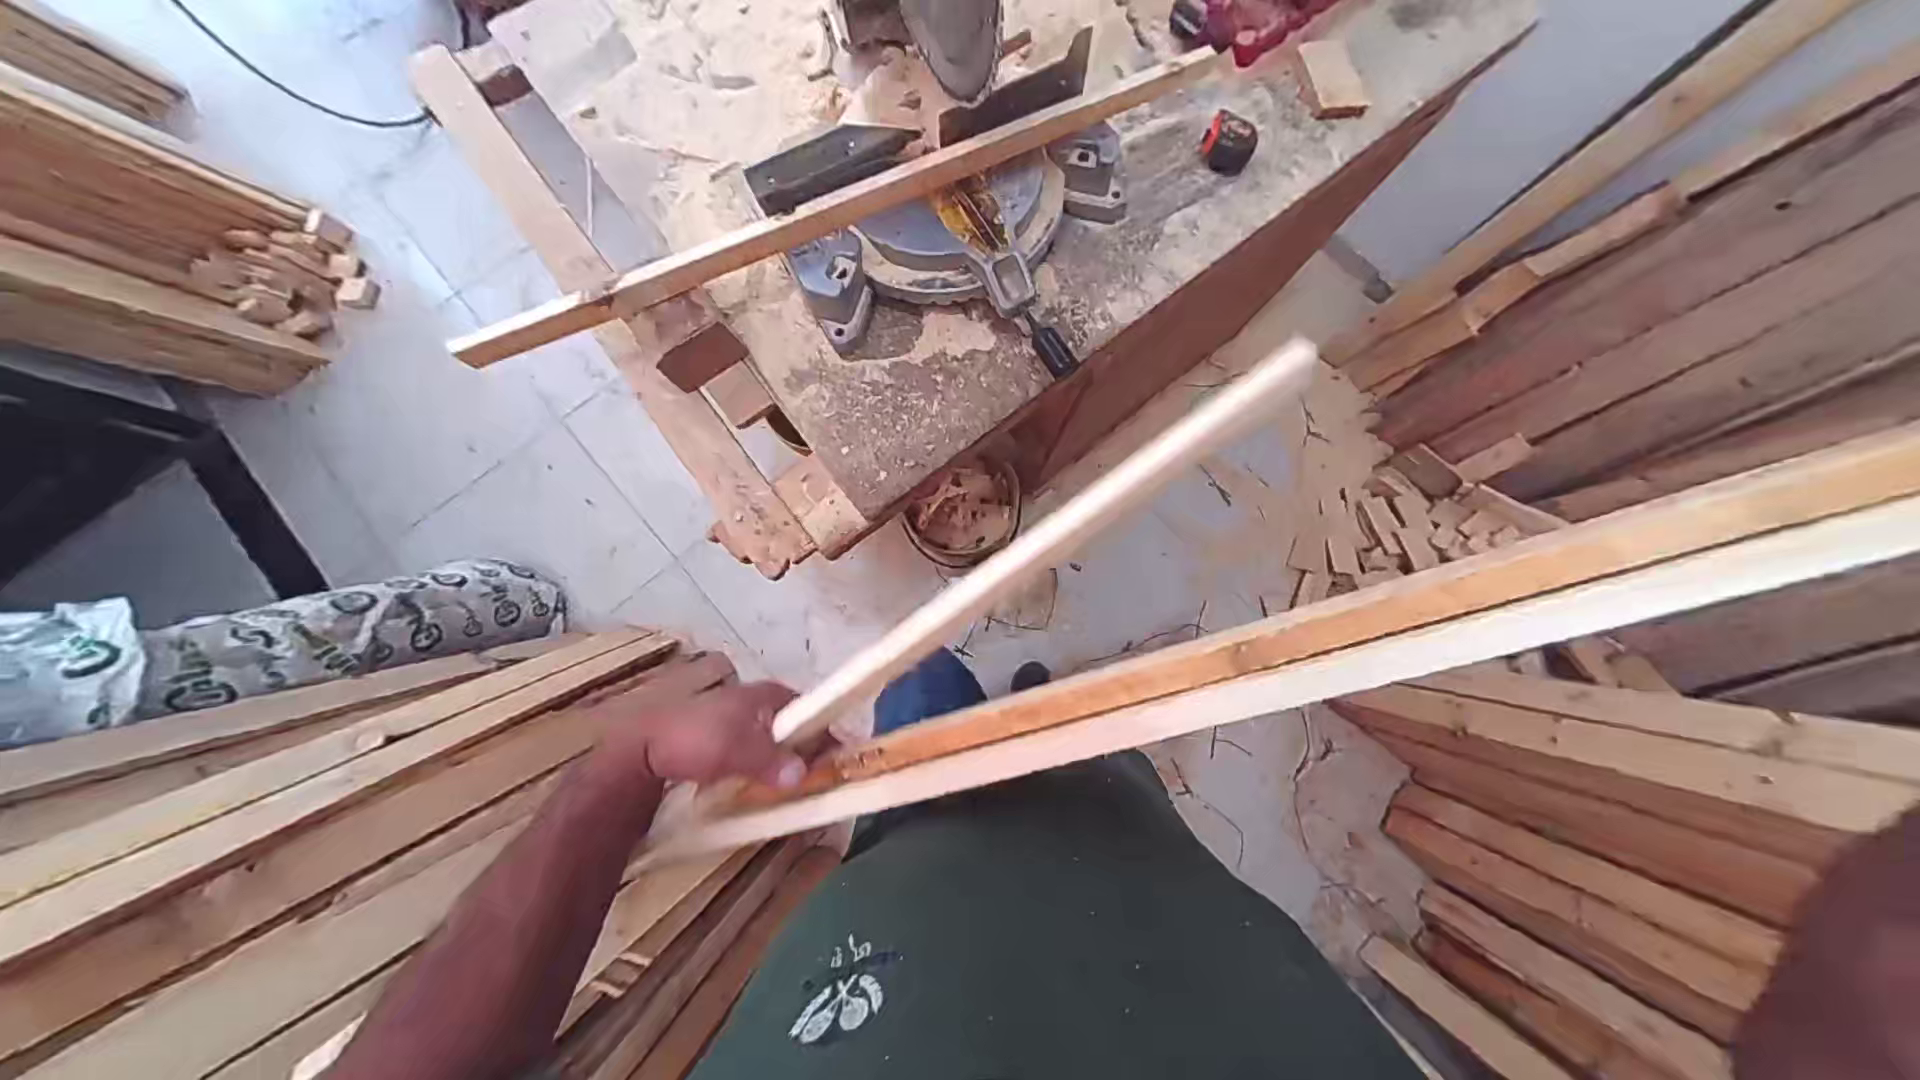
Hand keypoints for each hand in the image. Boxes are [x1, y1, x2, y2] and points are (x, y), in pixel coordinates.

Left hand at [595, 681, 805, 788]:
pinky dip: (755, 763)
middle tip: (808, 775)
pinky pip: (747, 748)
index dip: (821, 729)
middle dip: (800, 746)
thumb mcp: (741, 751)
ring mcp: (730, 715)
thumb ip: (774, 761)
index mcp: (765, 694)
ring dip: (777, 757)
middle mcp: (752, 698)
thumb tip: (804, 773)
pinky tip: (749, 782)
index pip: (808, 707)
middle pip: (789, 722)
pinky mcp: (712, 735)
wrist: (640, 747)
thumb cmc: (697, 739)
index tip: (832, 757)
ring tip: (782, 784)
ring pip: (767, 736)